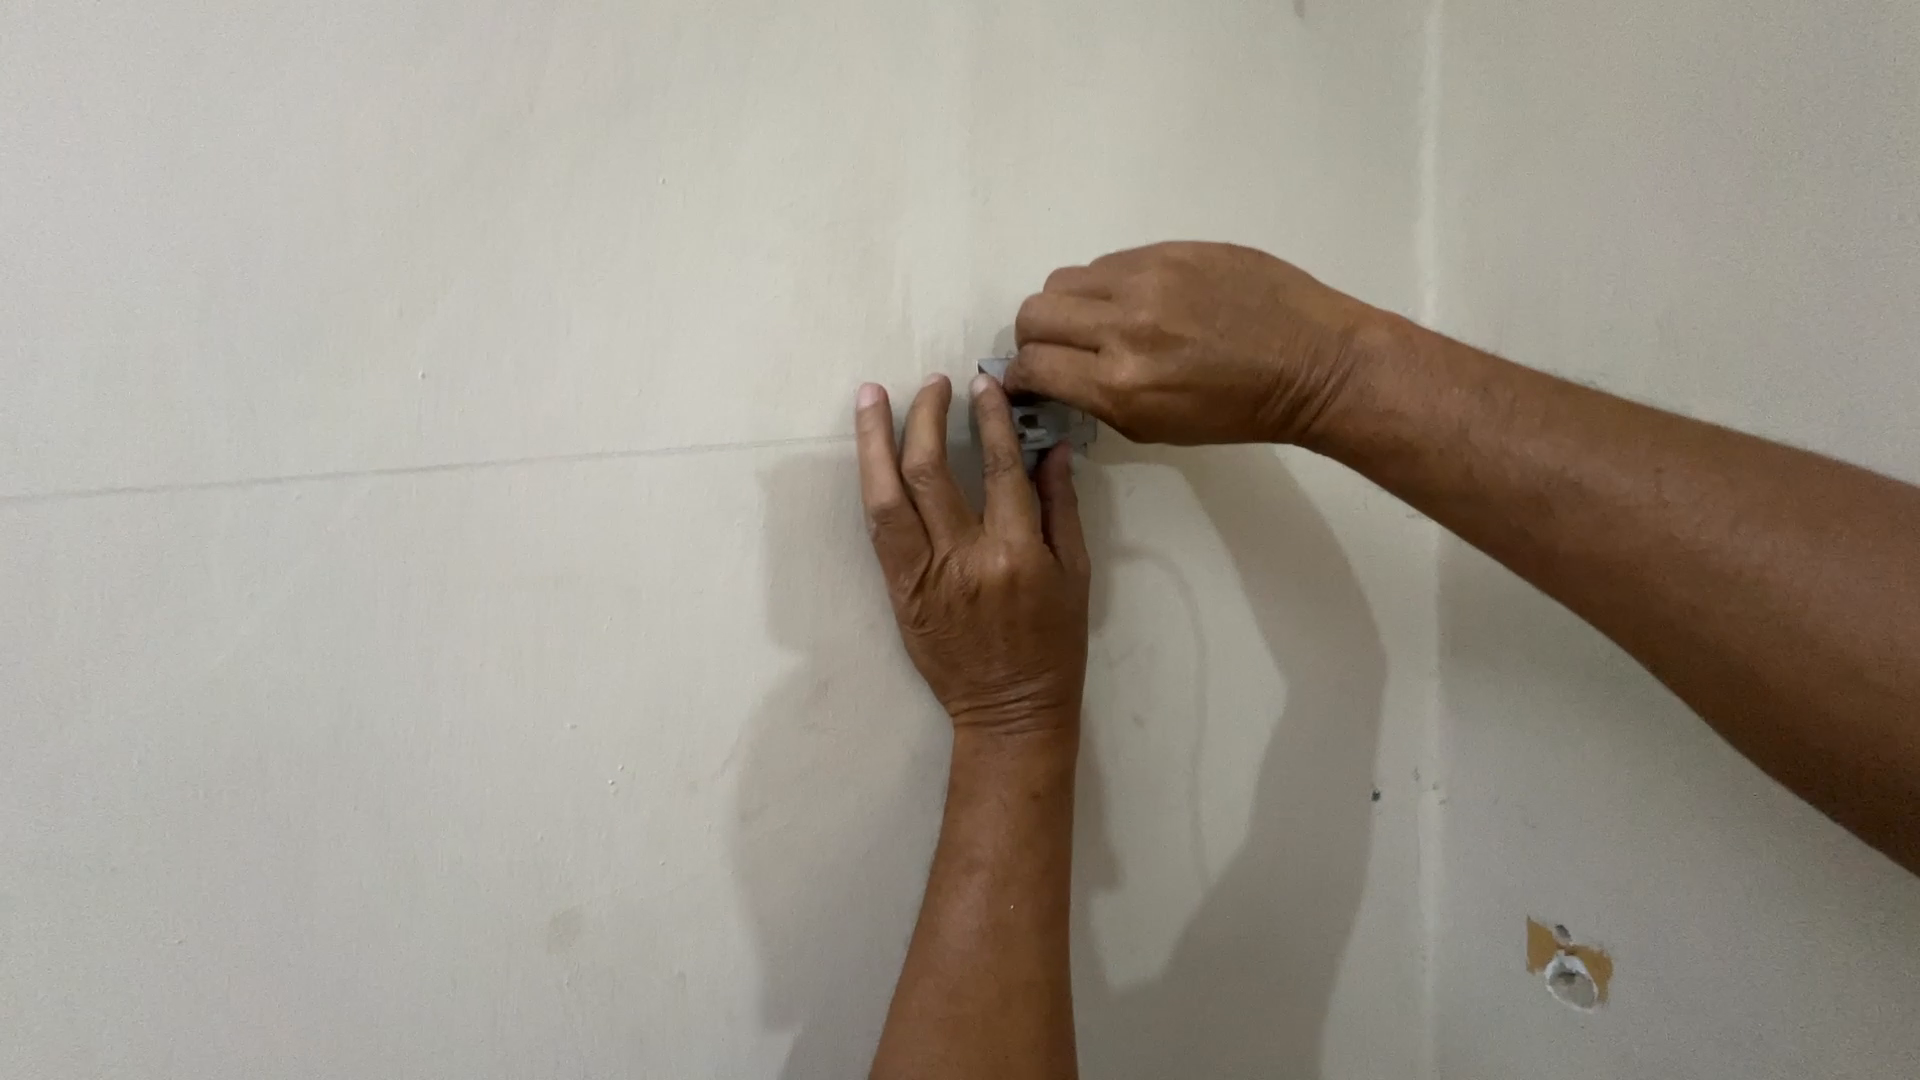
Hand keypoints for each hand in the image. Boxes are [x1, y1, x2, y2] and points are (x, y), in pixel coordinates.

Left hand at [854, 374, 1091, 736]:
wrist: (1009, 710)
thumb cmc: (1054, 645)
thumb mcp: (1075, 575)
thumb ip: (1060, 507)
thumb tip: (1051, 448)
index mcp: (1015, 554)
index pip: (999, 467)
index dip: (990, 417)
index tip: (982, 382)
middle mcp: (962, 559)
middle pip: (929, 470)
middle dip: (925, 415)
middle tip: (932, 383)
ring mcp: (922, 576)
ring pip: (885, 496)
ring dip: (874, 440)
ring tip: (870, 397)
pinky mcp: (899, 592)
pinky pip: (879, 530)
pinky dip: (872, 485)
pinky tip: (870, 455)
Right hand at [1006, 241, 1387, 445]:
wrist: (1311, 364)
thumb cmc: (1234, 412)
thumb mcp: (1152, 428)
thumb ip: (1094, 400)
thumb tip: (1054, 377)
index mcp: (1121, 384)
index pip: (1034, 365)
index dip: (1021, 376)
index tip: (1029, 379)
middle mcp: (1125, 326)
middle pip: (1033, 314)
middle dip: (1034, 338)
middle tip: (1057, 350)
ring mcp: (1149, 278)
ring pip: (1063, 280)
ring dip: (1067, 307)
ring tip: (1098, 324)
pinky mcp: (1172, 248)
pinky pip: (1108, 262)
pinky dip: (1106, 287)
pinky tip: (1138, 302)